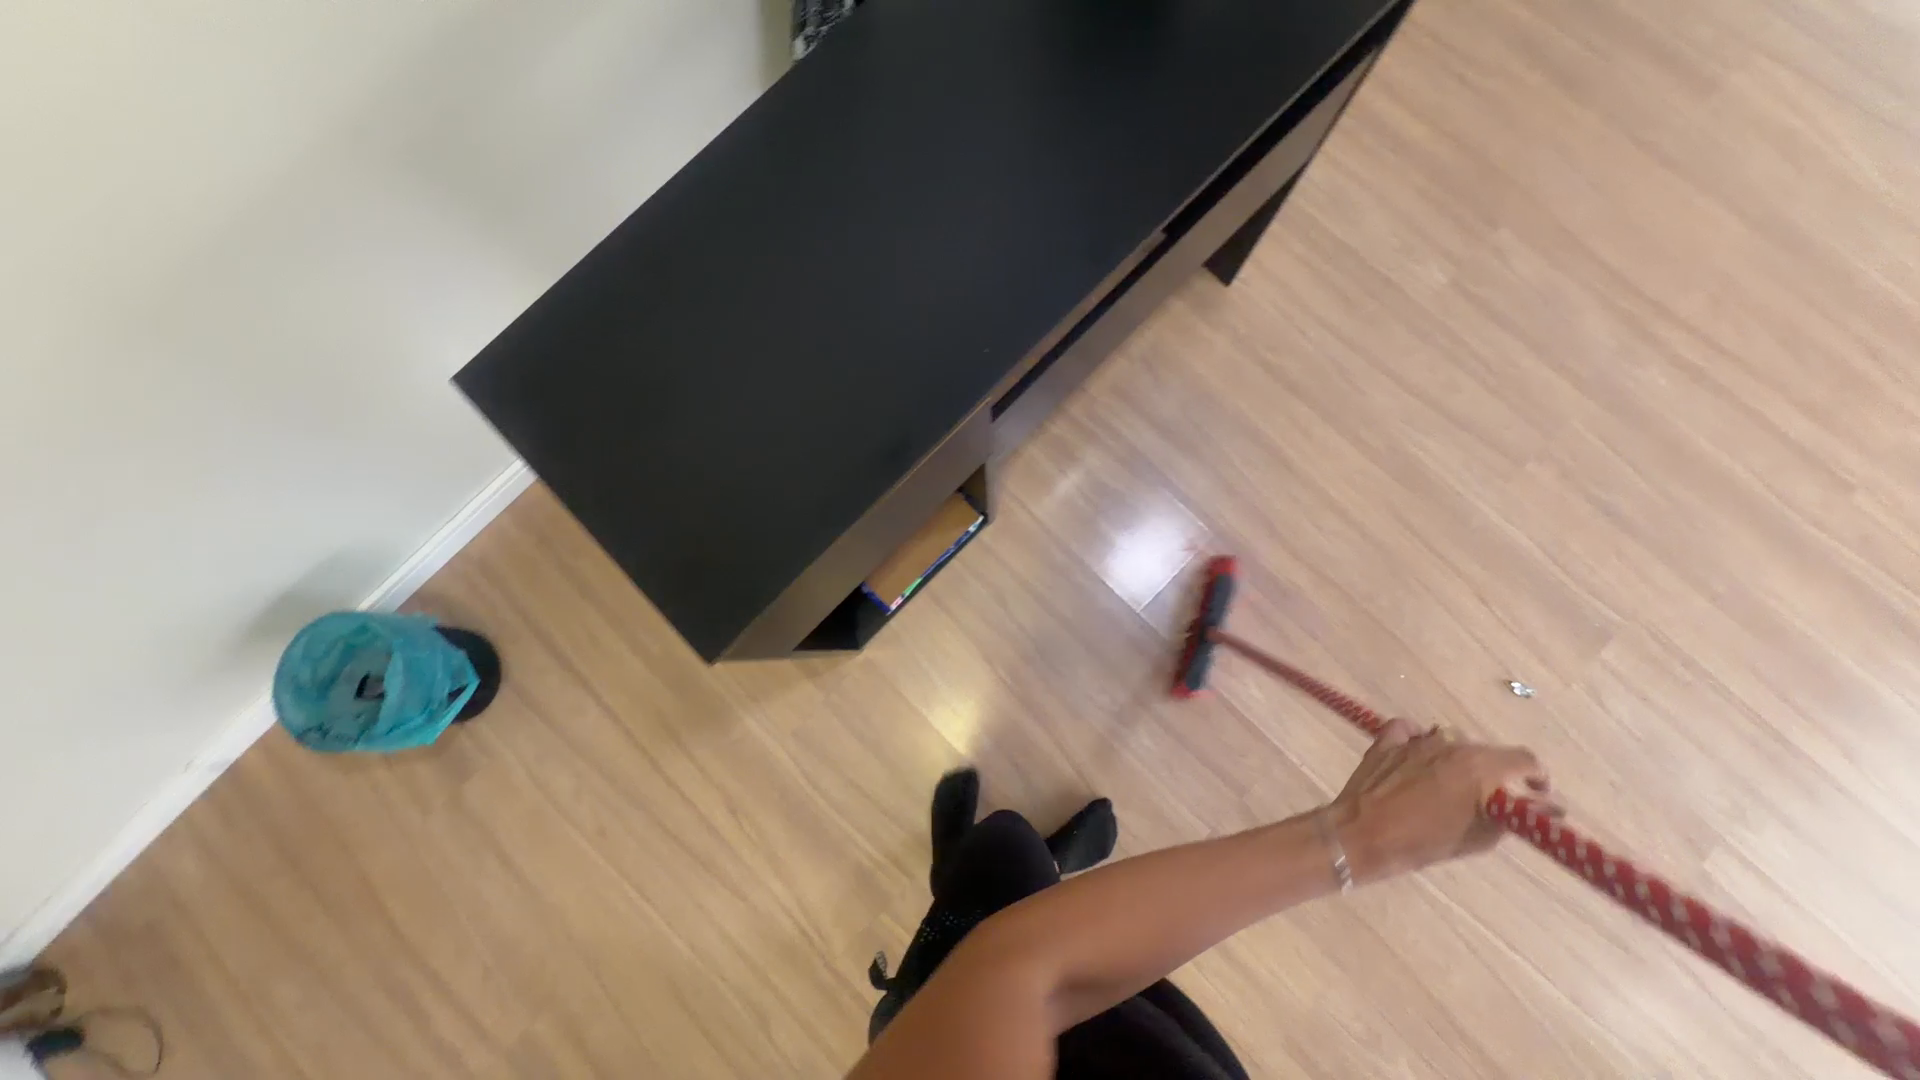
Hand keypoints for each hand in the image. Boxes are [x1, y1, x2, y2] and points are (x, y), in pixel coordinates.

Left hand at [1325, 717, 1558, 882]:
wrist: (1364, 834)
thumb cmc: (1425, 841)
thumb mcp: (1482, 835)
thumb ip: (1517, 815)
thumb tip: (1548, 806)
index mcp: (1479, 765)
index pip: (1524, 760)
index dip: (1536, 777)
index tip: (1536, 795)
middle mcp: (1450, 743)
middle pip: (1485, 751)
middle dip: (1494, 773)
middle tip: (1488, 798)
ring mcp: (1415, 738)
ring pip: (1449, 740)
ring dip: (1457, 758)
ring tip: (1449, 785)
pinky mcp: (1386, 740)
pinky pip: (1410, 731)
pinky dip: (1418, 741)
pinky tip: (1417, 759)